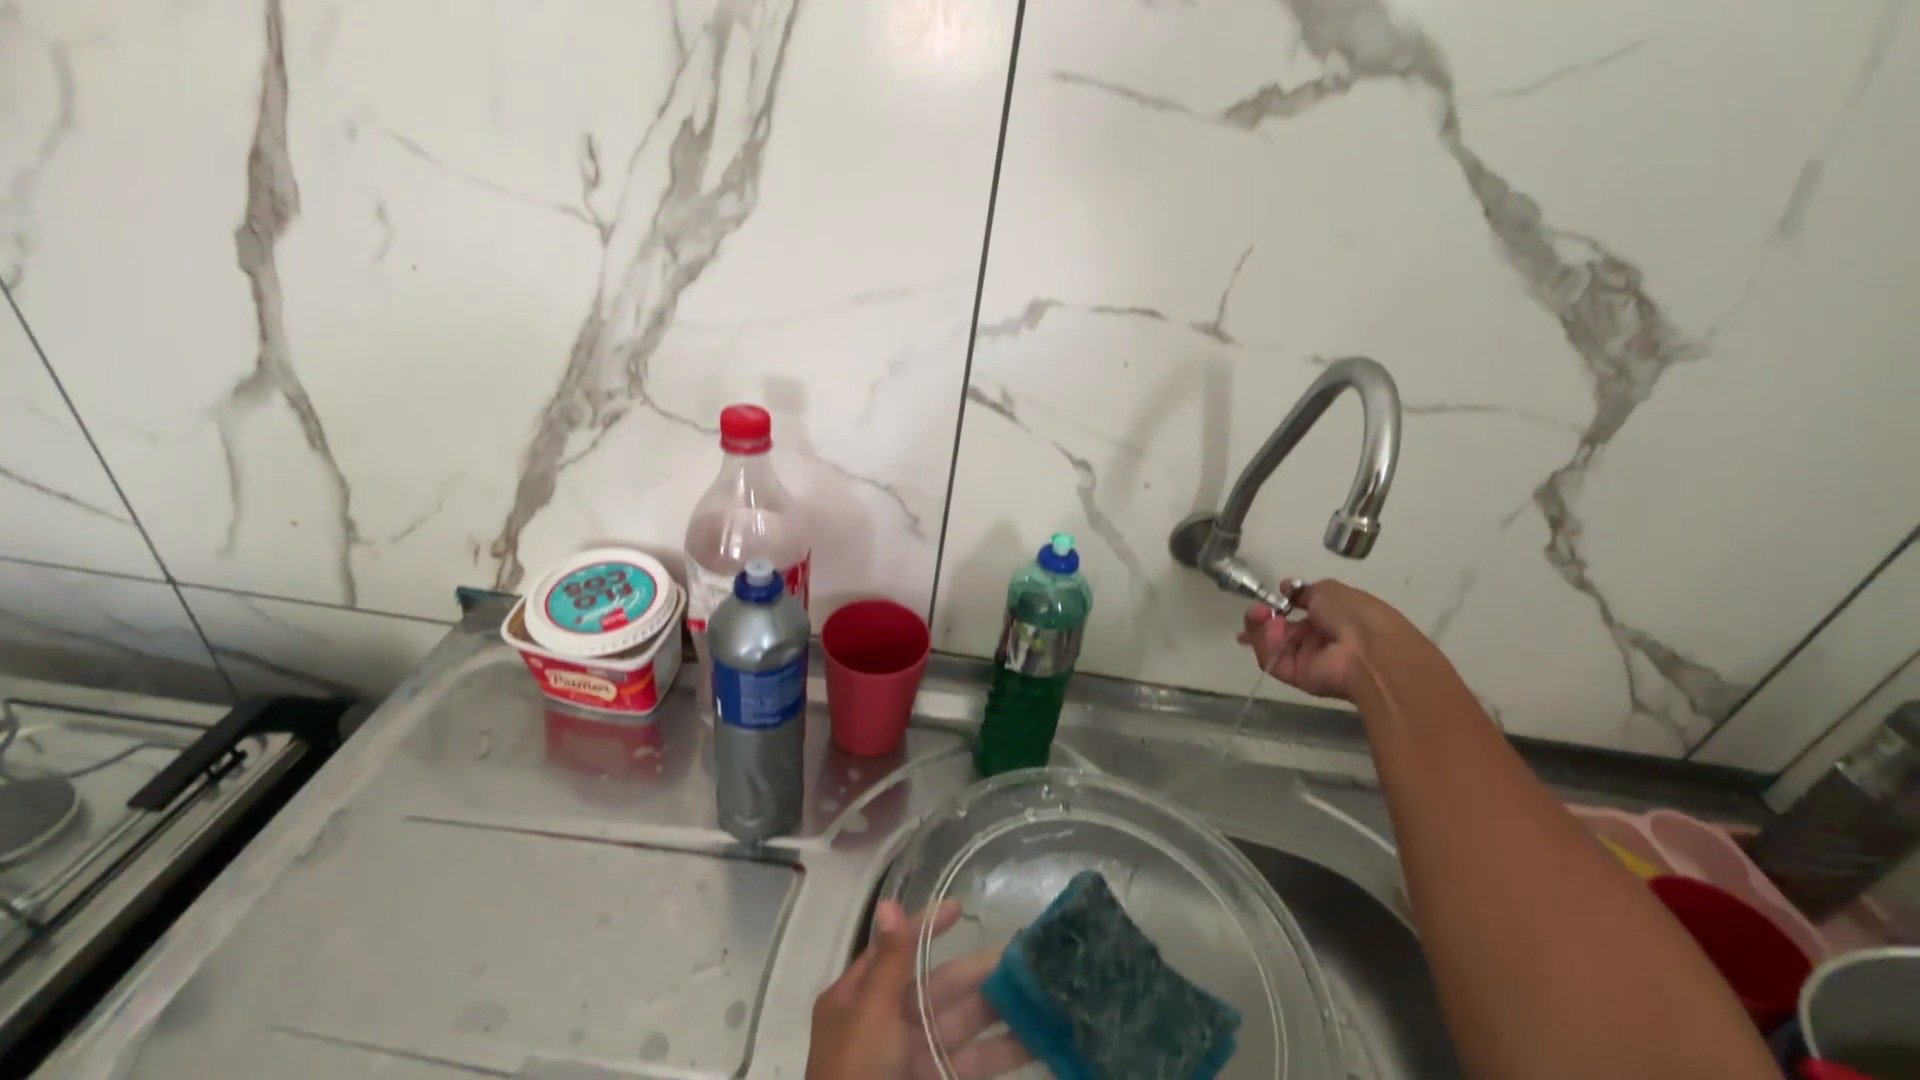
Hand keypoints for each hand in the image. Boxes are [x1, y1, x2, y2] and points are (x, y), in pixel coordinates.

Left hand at [807, 900, 1029, 1079]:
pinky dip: (1005, 1051)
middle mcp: (886, 1023)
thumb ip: (890, 963)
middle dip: (979, 971)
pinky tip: (1037, 1038)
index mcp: (859, 1000)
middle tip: (1024, 953)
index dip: (925, 928)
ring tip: (1041, 990)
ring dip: (999, 1009)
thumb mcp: (870, 1015)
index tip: (960, 908)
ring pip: (962, 1024)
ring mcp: (913, 1058)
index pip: (895, 951)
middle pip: (938, 987)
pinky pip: (974, 1063)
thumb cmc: (857, 1074)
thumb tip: (889, 903)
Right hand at [1237, 579, 1410, 700]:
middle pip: (1279, 629)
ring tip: (1260, 615)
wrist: (1367, 650)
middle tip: (1258, 609)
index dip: (1279, 605)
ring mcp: (1305, 659)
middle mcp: (1316, 639)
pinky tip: (1270, 630)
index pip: (1296, 612)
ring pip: (1271, 644)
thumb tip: (1286, 588)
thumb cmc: (1353, 613)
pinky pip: (1272, 660)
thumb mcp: (1328, 590)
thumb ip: (1303, 591)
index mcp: (1330, 617)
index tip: (1269, 597)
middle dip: (1263, 616)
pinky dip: (1266, 644)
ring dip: (1260, 628)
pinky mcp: (1295, 676)